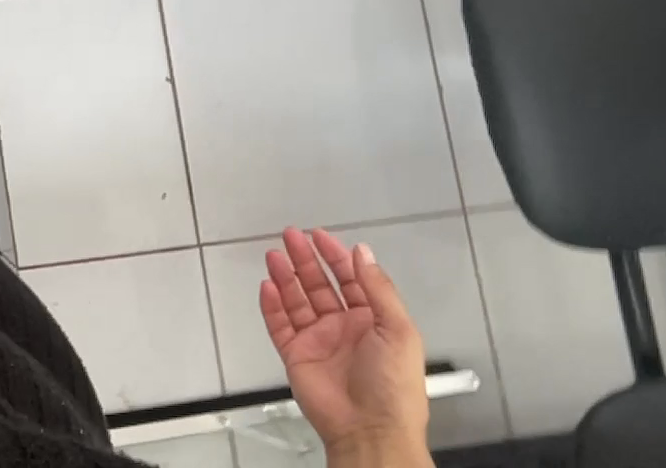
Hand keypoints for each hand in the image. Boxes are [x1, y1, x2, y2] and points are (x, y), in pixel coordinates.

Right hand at [259, 228, 430, 461]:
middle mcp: (343, 328)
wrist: (370, 430)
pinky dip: (271, 305)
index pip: (351, 280)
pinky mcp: (296, 354)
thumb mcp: (398, 331)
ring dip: (285, 276)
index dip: (336, 256)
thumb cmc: (393, 386)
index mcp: (372, 322)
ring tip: (273, 255)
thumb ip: (378, 289)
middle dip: (305, 259)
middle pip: (319, 285)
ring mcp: (317, 340)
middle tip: (290, 236)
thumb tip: (363, 252)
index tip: (319, 236)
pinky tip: (268, 287)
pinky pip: (279, 324)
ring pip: (296, 300)